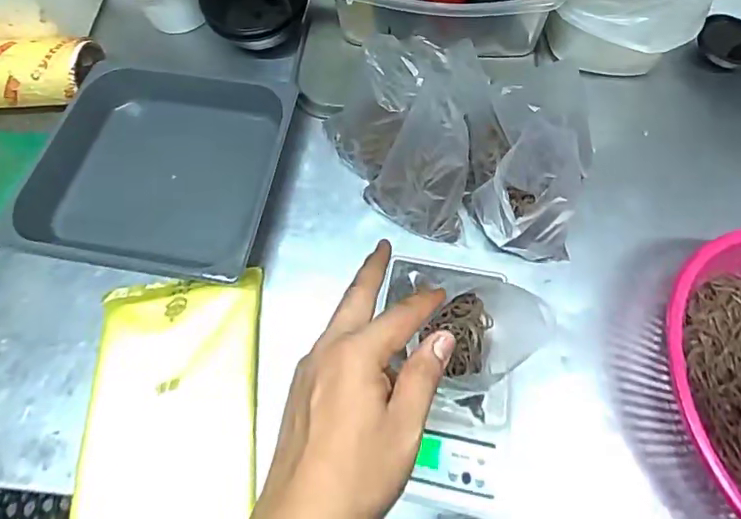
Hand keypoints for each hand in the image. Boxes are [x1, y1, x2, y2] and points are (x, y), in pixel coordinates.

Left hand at [253, 240, 454, 518]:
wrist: (302, 511)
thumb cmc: (355, 475)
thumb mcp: (404, 430)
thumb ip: (423, 377)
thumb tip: (440, 337)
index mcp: (355, 356)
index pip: (397, 318)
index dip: (421, 303)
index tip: (439, 292)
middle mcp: (327, 351)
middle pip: (354, 298)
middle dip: (370, 270)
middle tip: (382, 249)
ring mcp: (309, 366)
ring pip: (338, 318)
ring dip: (358, 298)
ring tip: (373, 285)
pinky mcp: (300, 384)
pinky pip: (328, 341)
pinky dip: (347, 328)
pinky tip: (358, 345)